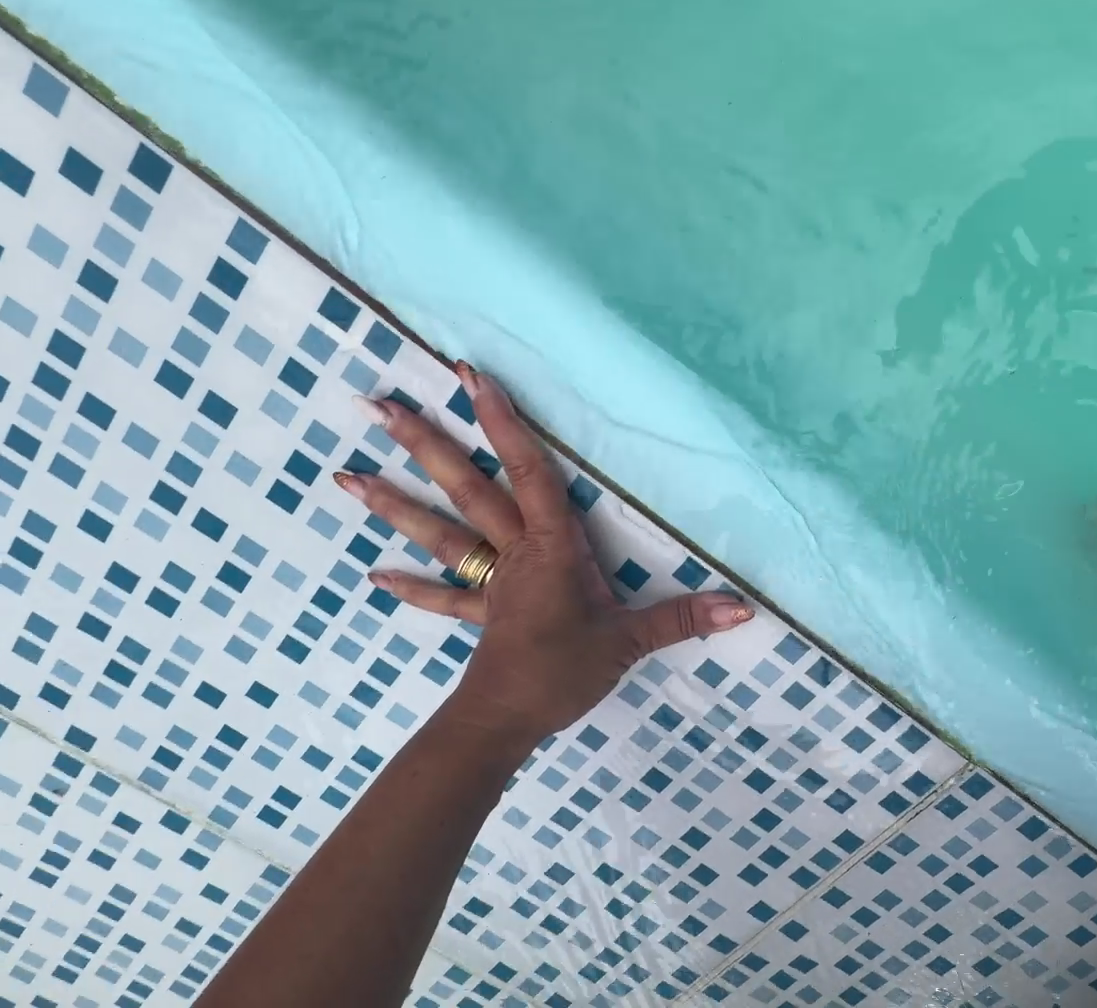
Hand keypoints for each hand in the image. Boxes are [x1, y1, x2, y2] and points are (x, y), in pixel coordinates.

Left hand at [333, 362, 752, 749]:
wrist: (503, 723)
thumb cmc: (560, 672)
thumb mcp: (629, 642)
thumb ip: (684, 618)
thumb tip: (743, 607)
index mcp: (551, 548)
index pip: (531, 474)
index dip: (506, 426)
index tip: (475, 380)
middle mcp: (516, 554)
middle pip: (468, 491)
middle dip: (427, 446)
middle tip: (377, 403)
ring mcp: (493, 583)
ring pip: (443, 533)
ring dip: (395, 503)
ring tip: (346, 474)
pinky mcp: (485, 615)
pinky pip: (446, 594)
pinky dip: (413, 585)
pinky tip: (376, 574)